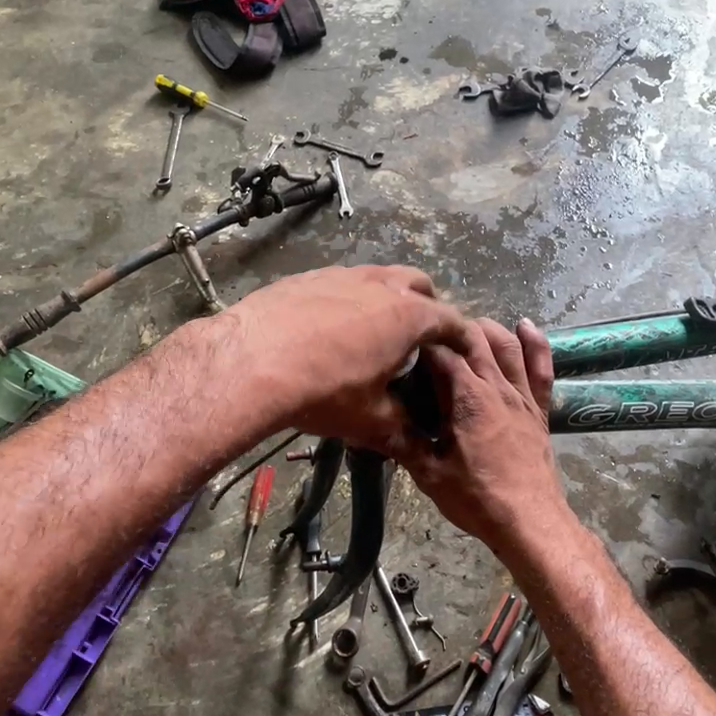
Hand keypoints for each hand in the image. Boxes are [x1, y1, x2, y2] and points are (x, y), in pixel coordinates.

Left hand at [213, 265, 473, 450]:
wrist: (248, 362)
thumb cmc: (321, 391)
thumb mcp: (371, 421)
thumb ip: (404, 428)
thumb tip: (419, 441)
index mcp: (408, 316)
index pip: (452, 321)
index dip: (464, 338)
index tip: (467, 351)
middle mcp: (381, 285)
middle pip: (418, 284)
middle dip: (427, 306)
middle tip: (420, 339)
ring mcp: (342, 274)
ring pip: (379, 277)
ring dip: (387, 298)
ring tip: (375, 330)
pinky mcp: (308, 275)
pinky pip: (342, 282)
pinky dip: (350, 298)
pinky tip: (331, 326)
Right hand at [388, 318, 571, 556]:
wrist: (530, 522)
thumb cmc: (477, 498)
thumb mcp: (429, 474)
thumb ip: (402, 443)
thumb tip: (368, 425)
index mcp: (466, 397)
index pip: (440, 353)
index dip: (420, 343)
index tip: (402, 342)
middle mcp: (495, 386)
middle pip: (473, 339)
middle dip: (449, 328)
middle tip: (428, 333)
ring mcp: (521, 396)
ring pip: (506, 346)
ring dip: (486, 329)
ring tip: (467, 325)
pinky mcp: (539, 409)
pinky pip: (541, 368)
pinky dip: (536, 343)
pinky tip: (526, 326)